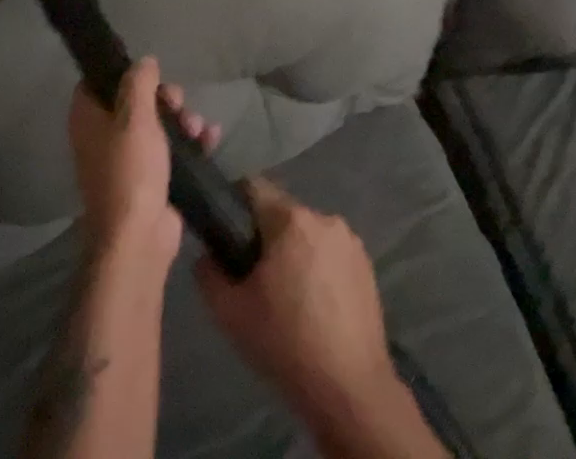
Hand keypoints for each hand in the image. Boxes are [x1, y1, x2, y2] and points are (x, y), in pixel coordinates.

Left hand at [68, 56, 220, 268]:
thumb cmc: (130, 171)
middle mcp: (103, 136)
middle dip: (164, 100)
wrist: (139, 236)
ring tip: (198, 129)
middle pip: (135, 102)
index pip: (98, 83)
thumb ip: (139, 83)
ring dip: (183, 121)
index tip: (149, 72)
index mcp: (88, 119)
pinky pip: (173, 151)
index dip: (123, 74)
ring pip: (158, 126)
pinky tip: (211, 138)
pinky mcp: (152, 179)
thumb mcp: (135, 118)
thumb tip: (145, 61)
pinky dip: (191, 143)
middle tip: (178, 103)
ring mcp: (128, 160)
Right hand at [194, 178, 398, 421]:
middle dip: (263, 236)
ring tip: (283, 297)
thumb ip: (207, 272)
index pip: (252, 187)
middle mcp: (325, 219)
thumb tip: (208, 255)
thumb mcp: (228, 311)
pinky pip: (329, 254)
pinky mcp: (368, 267)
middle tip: (250, 277)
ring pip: (306, 235)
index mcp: (291, 221)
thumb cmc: (284, 342)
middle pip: (281, 213)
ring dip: (292, 253)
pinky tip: (311, 306)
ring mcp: (352, 243)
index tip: (224, 235)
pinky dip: (316, 269)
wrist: (349, 388)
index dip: (232, 205)